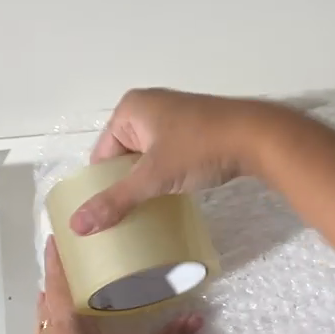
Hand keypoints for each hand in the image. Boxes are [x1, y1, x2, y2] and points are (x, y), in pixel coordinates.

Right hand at [68, 89, 299, 234]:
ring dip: (146, 184)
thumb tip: (78, 225)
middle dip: (123, 186)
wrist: (256, 137)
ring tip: (143, 215)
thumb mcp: (154, 177)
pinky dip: (165, 178)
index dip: (100, 186)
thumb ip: (116, 201)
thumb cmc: (199, 149)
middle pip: (123, 157)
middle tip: (121, 222)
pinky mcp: (195, 132)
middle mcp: (148, 108)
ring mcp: (174, 119)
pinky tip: (168, 201)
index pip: (101, 154)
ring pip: (147, 159)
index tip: (102, 217)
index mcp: (130, 109)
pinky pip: (168, 159)